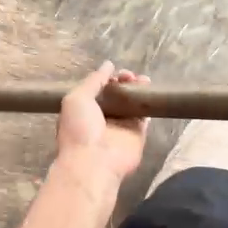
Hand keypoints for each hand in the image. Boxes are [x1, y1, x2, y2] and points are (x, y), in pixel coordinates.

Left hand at [55, 62, 149, 184]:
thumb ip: (93, 80)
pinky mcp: (137, 134)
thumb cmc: (80, 128)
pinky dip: (147, 104)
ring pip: (131, 103)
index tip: (116, 73)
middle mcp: (102, 117)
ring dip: (137, 90)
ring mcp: (120, 126)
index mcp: (84, 109)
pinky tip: (150, 93)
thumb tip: (108, 64)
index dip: (107, 79)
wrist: (94, 162)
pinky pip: (143, 116)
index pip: (99, 89)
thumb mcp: (77, 97)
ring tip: (143, 80)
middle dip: (124, 82)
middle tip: (130, 76)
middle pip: (117, 95)